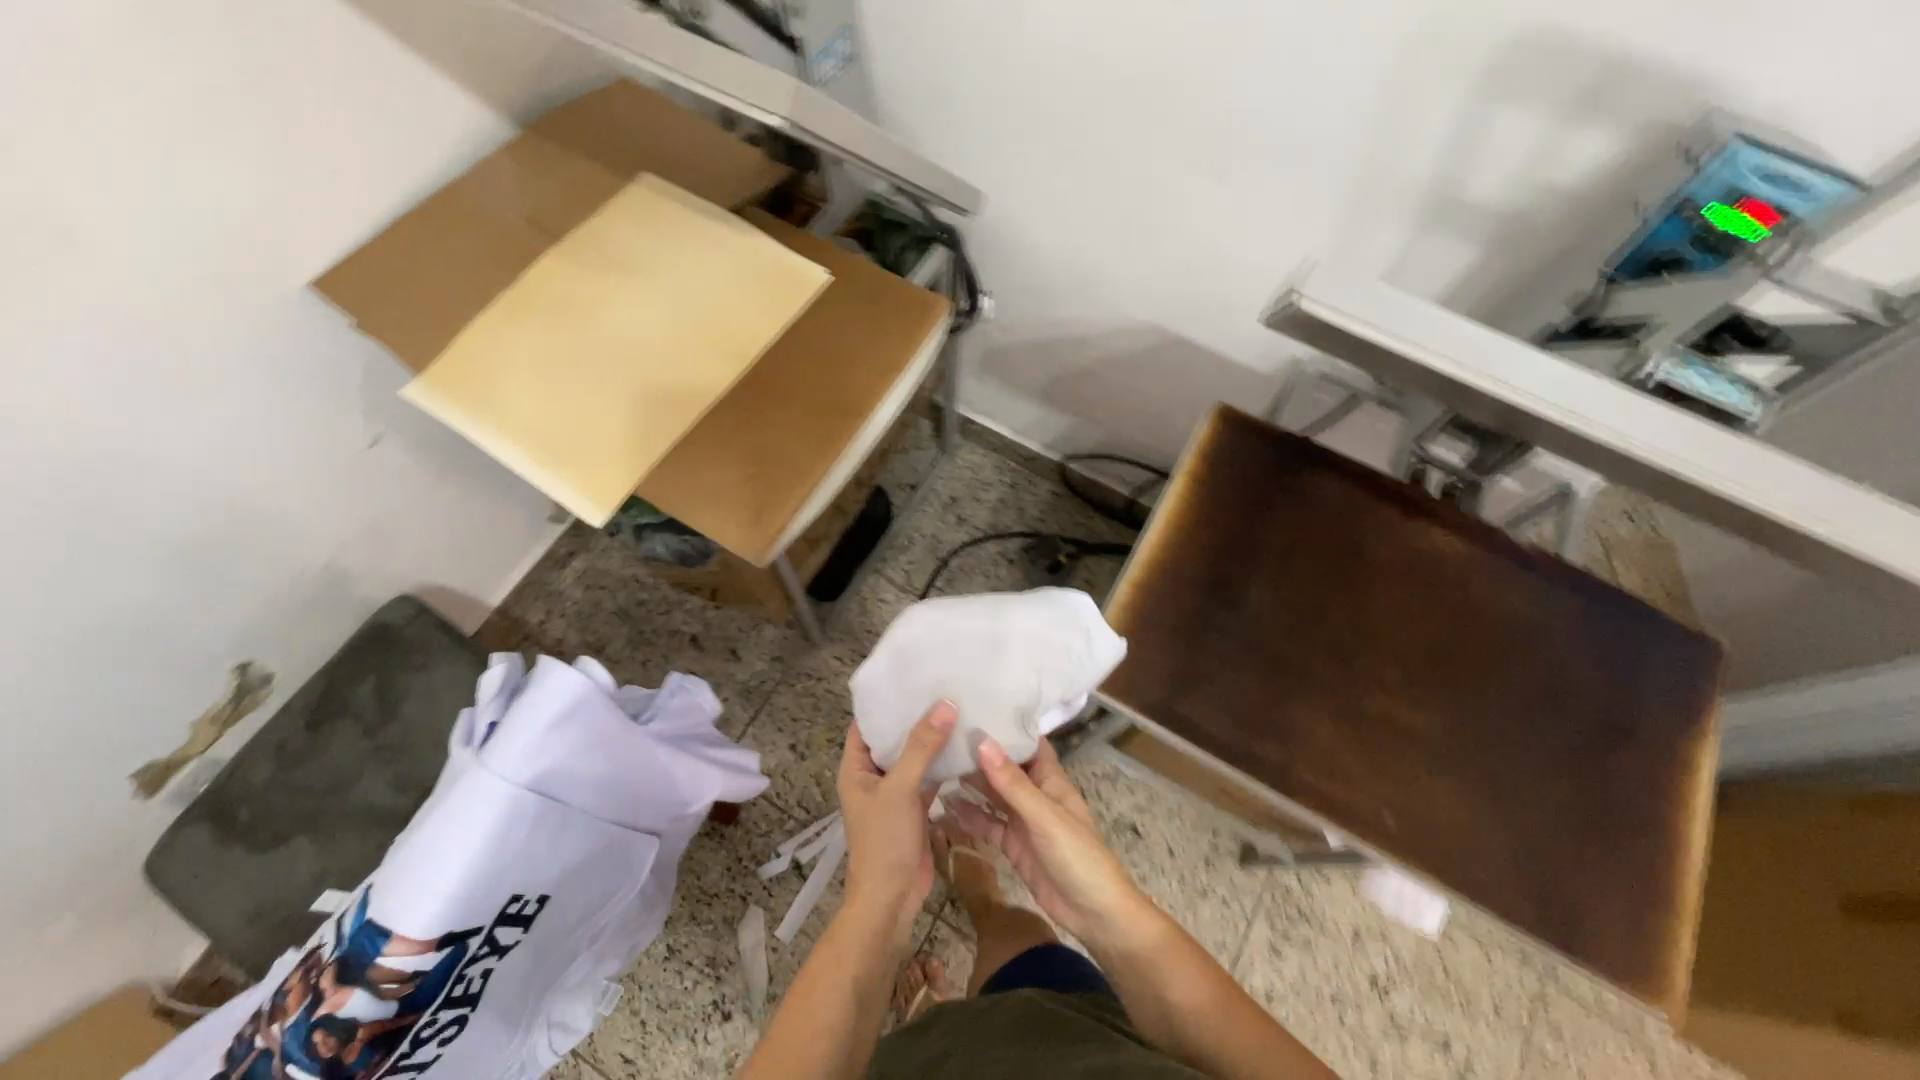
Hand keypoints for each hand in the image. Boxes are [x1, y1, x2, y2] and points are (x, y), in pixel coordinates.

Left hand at [837, 702, 956, 943]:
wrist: (891, 898)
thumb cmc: (884, 841)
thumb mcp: (901, 789)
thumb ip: (922, 747)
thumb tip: (945, 704)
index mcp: (855, 768)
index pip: (867, 724)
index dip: (886, 701)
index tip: (913, 676)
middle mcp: (873, 776)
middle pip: (894, 739)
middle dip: (916, 717)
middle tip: (946, 687)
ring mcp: (895, 793)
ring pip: (914, 759)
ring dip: (933, 741)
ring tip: (960, 709)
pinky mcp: (915, 809)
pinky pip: (929, 778)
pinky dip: (944, 765)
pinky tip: (966, 747)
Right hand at [949, 737, 1155, 949]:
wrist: (1093, 913)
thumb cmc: (1078, 856)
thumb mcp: (1044, 817)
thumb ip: (1012, 783)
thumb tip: (983, 742)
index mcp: (1051, 782)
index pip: (1029, 745)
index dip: (1008, 728)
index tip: (977, 709)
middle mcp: (1036, 796)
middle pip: (1006, 769)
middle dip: (980, 754)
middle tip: (943, 736)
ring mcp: (1024, 822)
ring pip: (993, 797)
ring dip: (970, 784)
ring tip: (937, 765)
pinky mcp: (1013, 846)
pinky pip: (988, 826)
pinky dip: (969, 817)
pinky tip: (944, 806)